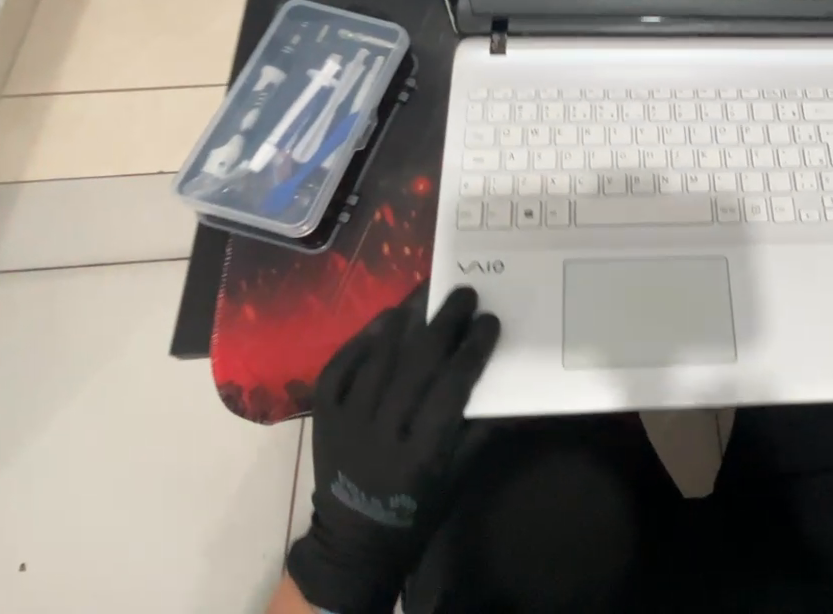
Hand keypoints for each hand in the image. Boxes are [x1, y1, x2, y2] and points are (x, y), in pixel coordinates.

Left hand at [286, 286, 499, 613]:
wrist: (353, 540)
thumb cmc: (417, 507)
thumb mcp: (458, 476)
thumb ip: (481, 429)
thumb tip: (509, 381)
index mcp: (421, 454)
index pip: (451, 389)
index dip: (473, 351)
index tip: (490, 321)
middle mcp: (381, 434)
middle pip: (416, 367)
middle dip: (444, 324)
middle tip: (465, 294)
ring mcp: (346, 423)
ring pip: (376, 361)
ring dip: (403, 321)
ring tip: (426, 292)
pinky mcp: (323, 417)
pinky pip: (338, 369)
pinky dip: (360, 340)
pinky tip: (384, 319)